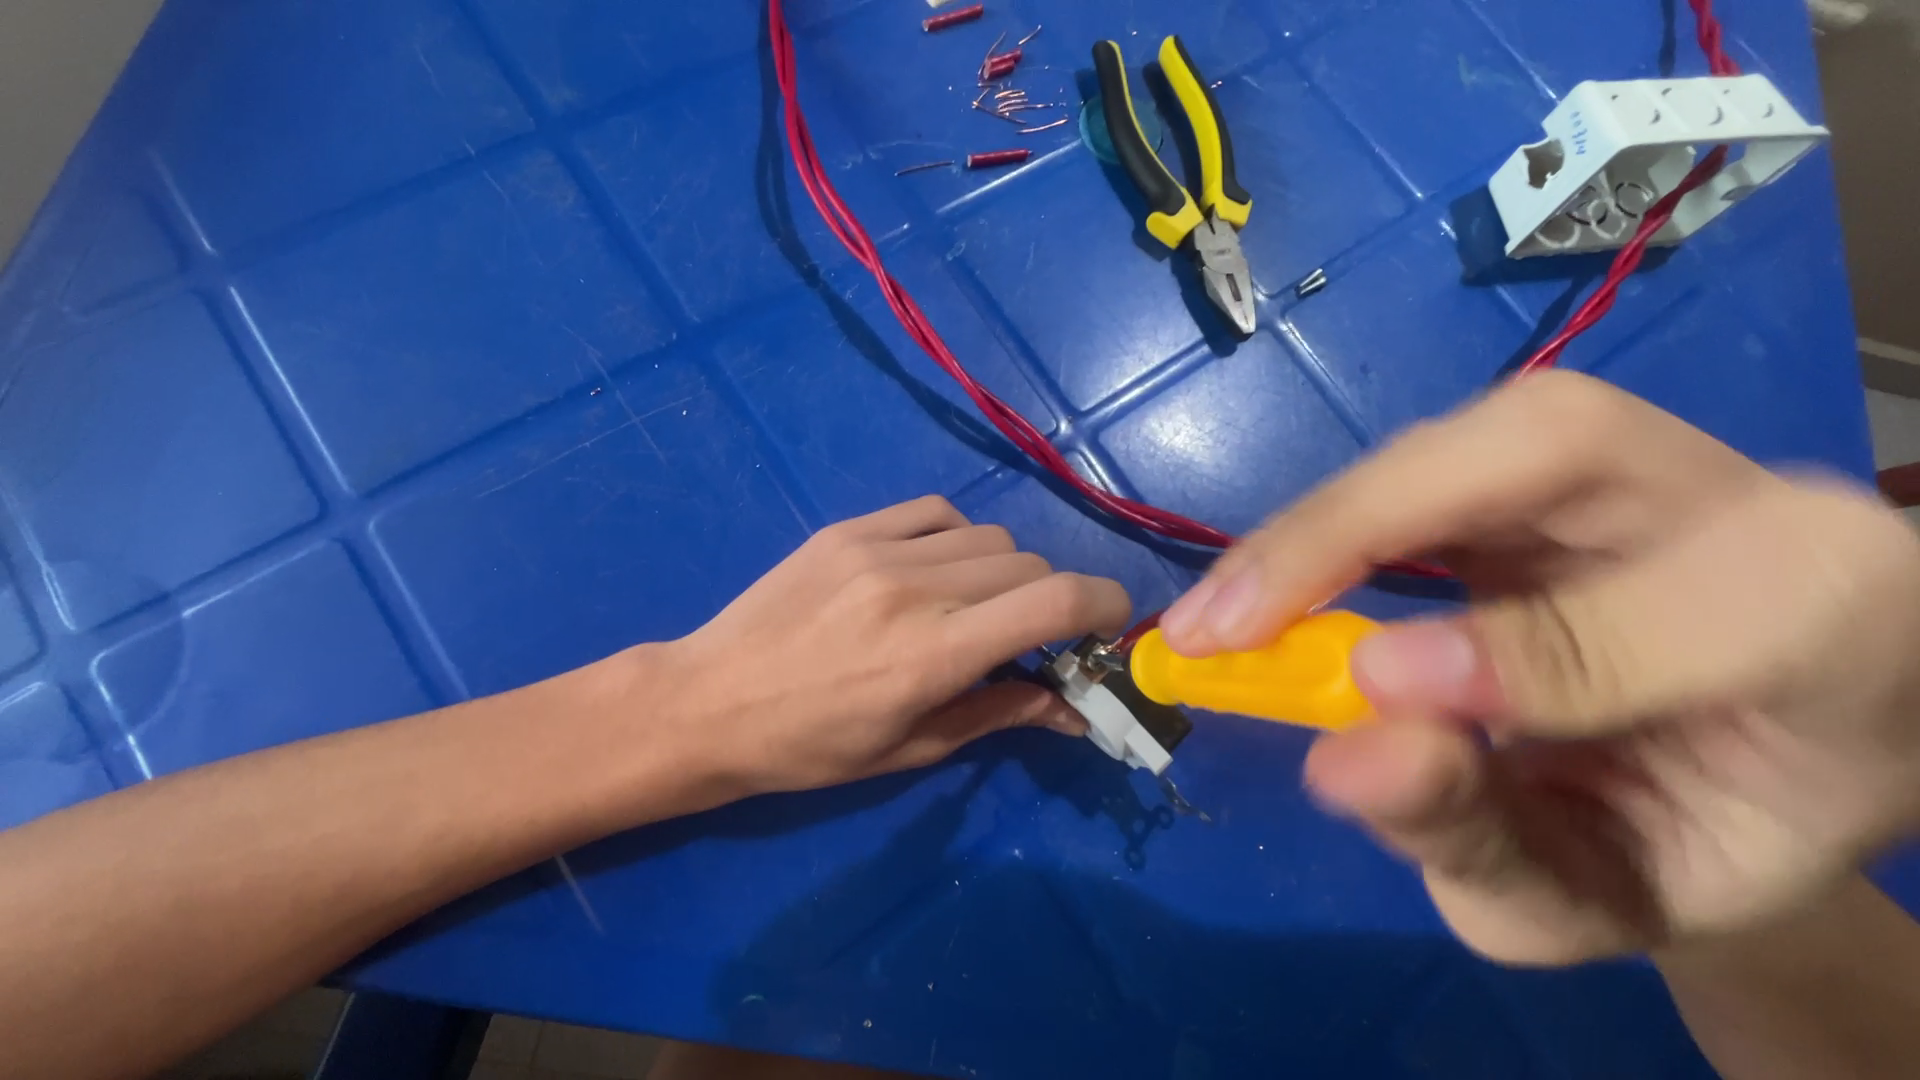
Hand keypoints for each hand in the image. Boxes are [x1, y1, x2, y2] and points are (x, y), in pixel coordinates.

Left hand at [663, 496, 1129, 795]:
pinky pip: (936, 512)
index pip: (1055, 602)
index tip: (1110, 626)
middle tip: (1028, 637)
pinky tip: (936, 570)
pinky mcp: (849, 528)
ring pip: (989, 536)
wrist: (709, 702)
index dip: (1105, 605)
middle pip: (1030, 565)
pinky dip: (958, 539)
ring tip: (972, 606)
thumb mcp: (912, 748)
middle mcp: (914, 589)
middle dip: (1050, 601)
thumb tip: (1077, 712)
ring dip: (1004, 573)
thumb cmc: (810, 747)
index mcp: (933, 655)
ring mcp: (878, 548)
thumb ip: (1000, 715)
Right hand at [1161, 372, 1919, 963]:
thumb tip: (1340, 756)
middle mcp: (1752, 502)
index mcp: (1850, 631)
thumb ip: (1484, 839)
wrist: (1724, 761)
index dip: (1540, 646)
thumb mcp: (1599, 895)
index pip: (1718, 610)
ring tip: (1217, 620)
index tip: (1372, 694)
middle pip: (1542, 443)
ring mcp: (1642, 460)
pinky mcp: (1537, 461)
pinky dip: (1318, 529)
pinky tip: (1259, 590)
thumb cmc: (1673, 843)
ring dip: (1310, 528)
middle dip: (1349, 531)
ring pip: (1457, 439)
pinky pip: (1414, 466)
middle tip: (1218, 629)